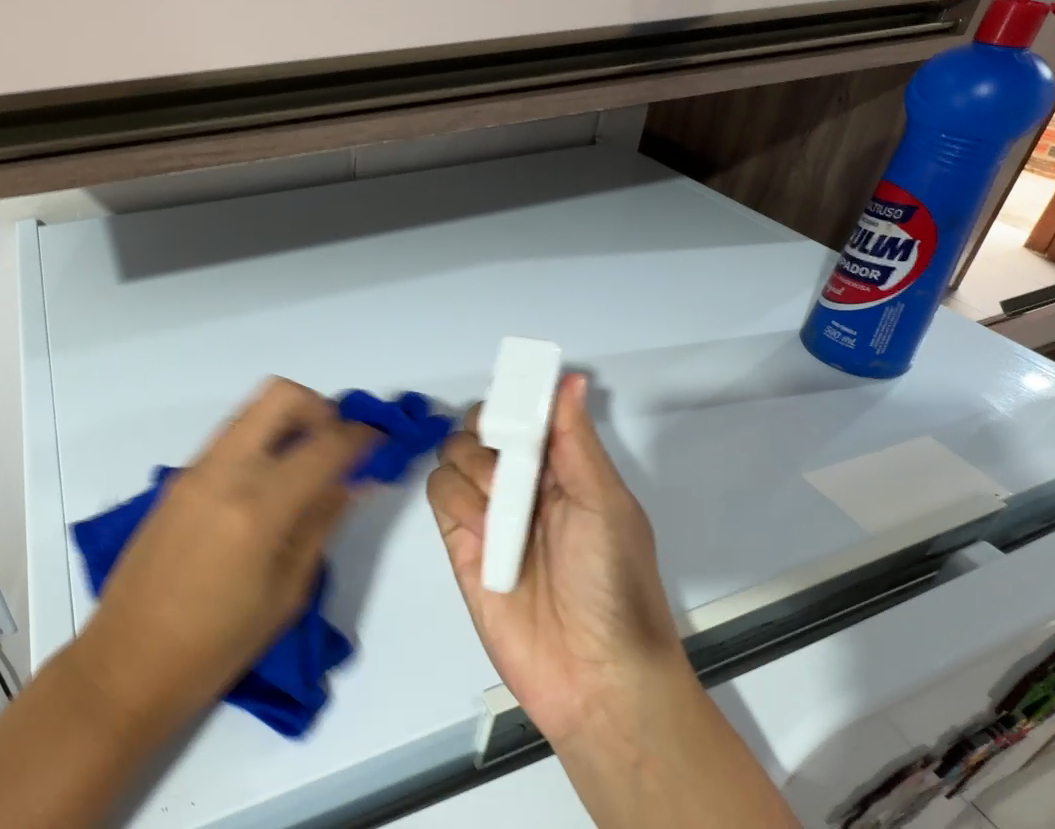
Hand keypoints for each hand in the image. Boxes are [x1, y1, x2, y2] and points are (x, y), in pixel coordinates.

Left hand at [76, 378, 377, 725]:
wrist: (129, 661)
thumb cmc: (218, 645)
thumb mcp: (287, 591)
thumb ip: (321, 522)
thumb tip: (352, 480)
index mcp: (258, 507)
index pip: (325, 445)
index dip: (363, 437)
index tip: (383, 444)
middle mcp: (224, 472)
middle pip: (281, 397)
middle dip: (322, 410)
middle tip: (340, 447)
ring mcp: (194, 471)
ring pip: (251, 412)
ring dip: (289, 422)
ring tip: (310, 468)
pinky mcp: (176, 480)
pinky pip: (229, 439)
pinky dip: (260, 443)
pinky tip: (270, 488)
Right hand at [426, 373, 686, 745]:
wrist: (595, 675)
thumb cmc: (615, 584)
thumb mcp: (606, 504)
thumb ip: (576, 440)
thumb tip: (568, 379)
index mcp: (564, 469)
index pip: (525, 414)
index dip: (513, 401)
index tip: (513, 404)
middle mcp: (523, 484)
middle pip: (480, 428)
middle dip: (486, 433)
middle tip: (507, 461)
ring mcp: (488, 513)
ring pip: (453, 455)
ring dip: (473, 468)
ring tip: (500, 506)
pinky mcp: (460, 544)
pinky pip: (439, 495)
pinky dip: (456, 500)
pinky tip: (483, 526)